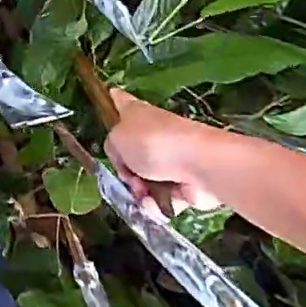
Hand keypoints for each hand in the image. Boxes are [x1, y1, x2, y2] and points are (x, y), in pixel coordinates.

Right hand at [101, 84, 229, 219]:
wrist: (200, 164)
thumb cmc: (152, 142)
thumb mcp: (116, 141)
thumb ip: (112, 148)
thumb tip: (124, 160)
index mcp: (134, 111)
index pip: (118, 100)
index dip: (110, 101)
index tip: (105, 102)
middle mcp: (153, 130)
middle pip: (131, 148)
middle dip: (125, 169)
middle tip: (126, 177)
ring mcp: (171, 156)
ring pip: (146, 177)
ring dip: (141, 191)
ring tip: (143, 196)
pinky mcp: (187, 180)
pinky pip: (165, 195)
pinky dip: (159, 204)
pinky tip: (156, 206)